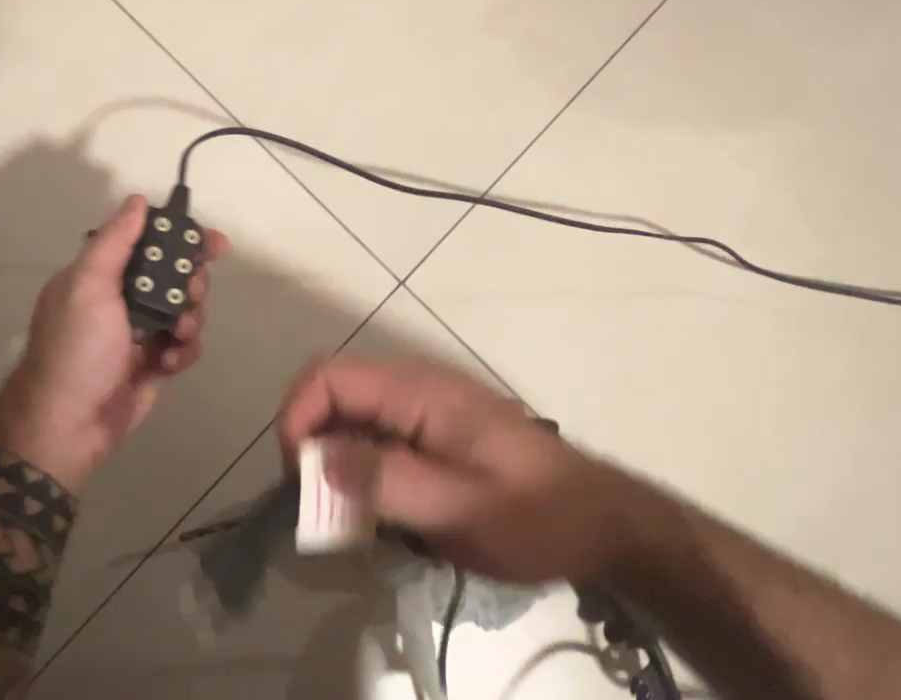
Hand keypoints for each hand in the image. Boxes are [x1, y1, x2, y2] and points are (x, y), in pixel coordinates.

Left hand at [0, 195, 229, 489]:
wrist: (69, 423)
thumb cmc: (77, 347)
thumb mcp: (88, 284)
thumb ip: (115, 240)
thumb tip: (138, 201)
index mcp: (102, 274)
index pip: (149, 242)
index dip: (183, 239)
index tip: (215, 244)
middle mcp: (122, 299)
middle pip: (176, 275)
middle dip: (191, 283)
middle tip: (190, 294)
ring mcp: (140, 333)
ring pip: (186, 310)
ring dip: (189, 319)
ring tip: (177, 334)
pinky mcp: (154, 364)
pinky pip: (184, 346)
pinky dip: (182, 352)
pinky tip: (167, 364)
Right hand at [278, 355, 633, 583]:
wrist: (603, 522)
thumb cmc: (535, 514)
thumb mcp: (460, 507)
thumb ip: (386, 481)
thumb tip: (316, 460)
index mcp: (417, 390)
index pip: (327, 378)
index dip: (297, 420)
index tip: (298, 482)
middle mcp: (413, 387)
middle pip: (333, 396)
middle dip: (312, 447)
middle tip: (320, 509)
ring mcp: (423, 408)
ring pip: (350, 421)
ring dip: (336, 466)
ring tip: (349, 521)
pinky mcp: (432, 432)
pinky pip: (376, 440)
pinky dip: (362, 474)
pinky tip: (380, 515)